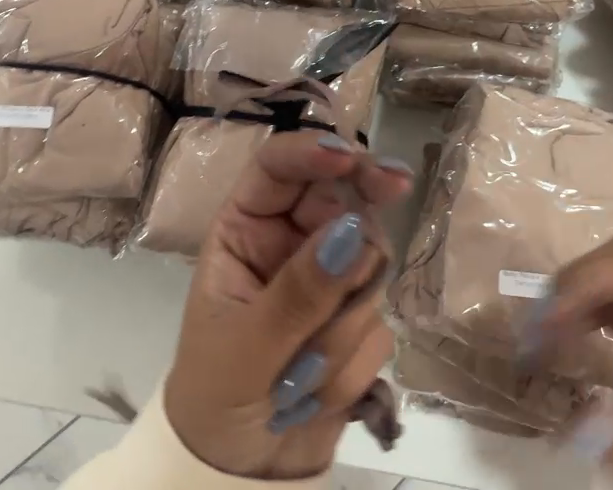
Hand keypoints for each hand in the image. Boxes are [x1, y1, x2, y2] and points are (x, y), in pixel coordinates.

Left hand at [165, 131, 415, 479]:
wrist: (237, 472)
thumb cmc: (216, 396)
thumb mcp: (246, 345)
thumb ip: (300, 291)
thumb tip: (353, 232)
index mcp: (246, 230)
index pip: (278, 168)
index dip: (315, 154)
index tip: (353, 161)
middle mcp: (291, 244)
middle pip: (342, 202)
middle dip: (359, 225)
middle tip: (396, 192)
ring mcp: (328, 281)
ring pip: (370, 265)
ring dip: (343, 323)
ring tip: (298, 373)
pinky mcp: (355, 322)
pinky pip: (380, 324)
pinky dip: (352, 362)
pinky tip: (315, 393)